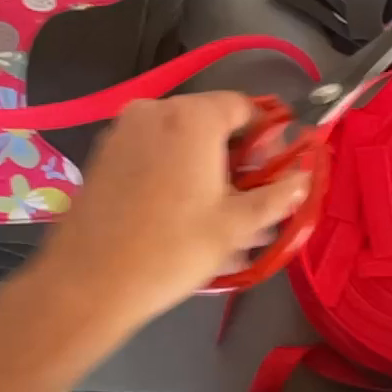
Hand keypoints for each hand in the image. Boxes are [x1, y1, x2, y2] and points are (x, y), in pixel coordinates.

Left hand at [30, 93, 308, 324]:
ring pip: (184, 143)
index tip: (276, 173)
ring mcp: (124, 133)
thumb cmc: (172, 249)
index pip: (246, 107)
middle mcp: (155, 111)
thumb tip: (303, 180)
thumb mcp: (237, 225)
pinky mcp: (105, 158)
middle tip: (254, 202)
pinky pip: (156, 156)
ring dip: (210, 172)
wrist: (88, 284)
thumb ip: (278, 196)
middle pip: (214, 124)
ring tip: (224, 218)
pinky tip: (187, 217)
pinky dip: (178, 176)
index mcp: (192, 117)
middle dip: (240, 159)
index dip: (269, 138)